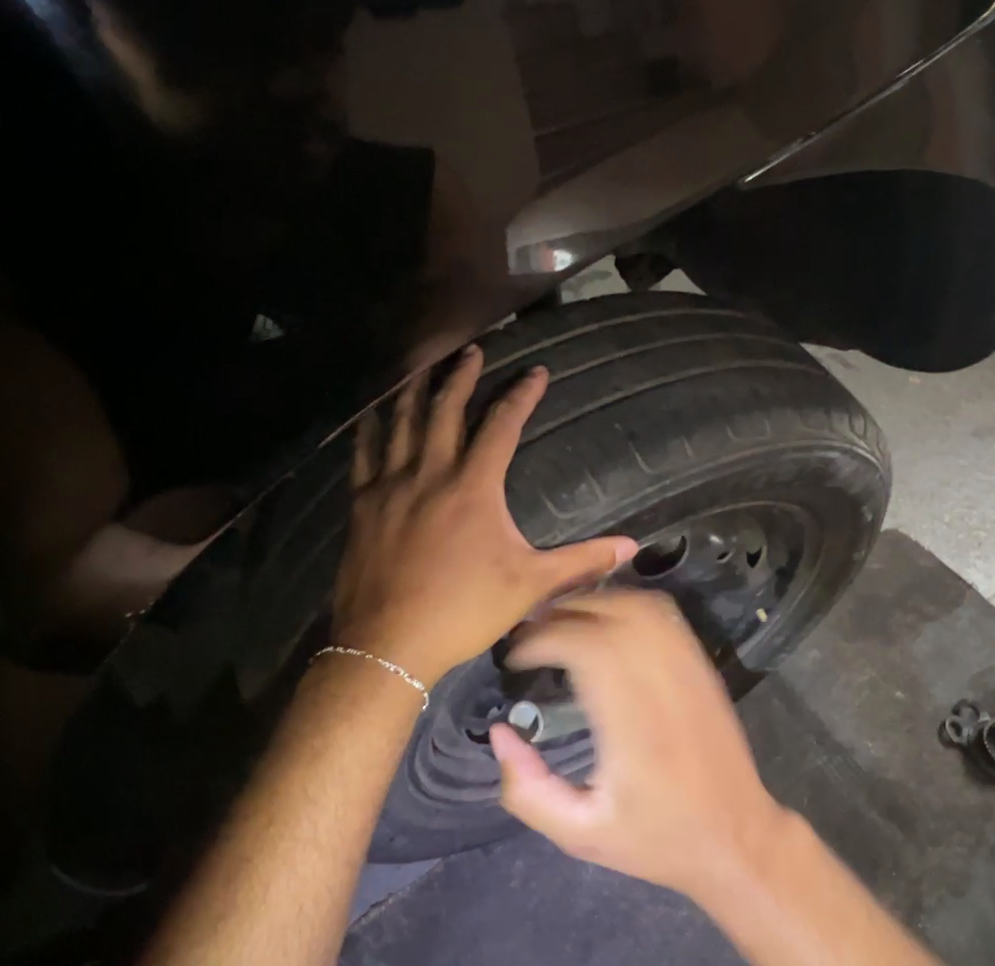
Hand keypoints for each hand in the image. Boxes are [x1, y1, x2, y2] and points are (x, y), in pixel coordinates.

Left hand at [328, 347, 637, 686]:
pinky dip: (370, 429)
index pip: (503, 425)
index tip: (536, 372)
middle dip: (461, 376)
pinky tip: (371, 415)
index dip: (522, 395)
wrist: (389, 643)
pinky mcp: (362, 505)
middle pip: (446, 410)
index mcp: (474, 486)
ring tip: (422, 366)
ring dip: (415, 391)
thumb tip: (631, 547)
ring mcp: (391, 486)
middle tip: (470, 351)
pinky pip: (365, 454)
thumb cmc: (465, 610)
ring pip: (402, 423)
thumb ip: (581, 560)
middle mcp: (431, 473)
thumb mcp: (531, 584)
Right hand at [488, 591, 791, 901]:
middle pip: (609, 616)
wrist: (735, 836)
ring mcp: (690, 668)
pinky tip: (601, 622)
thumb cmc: (656, 838)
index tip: (515, 658)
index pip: (587, 648)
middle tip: (526, 636)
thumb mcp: (580, 833)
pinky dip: (625, 604)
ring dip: (592, 603)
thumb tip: (499, 733)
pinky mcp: (702, 664)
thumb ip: (529, 791)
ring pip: (637, 606)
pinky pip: (663, 614)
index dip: (544, 639)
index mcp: (634, 724)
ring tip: (557, 624)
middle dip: (559, 615)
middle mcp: (665, 683)